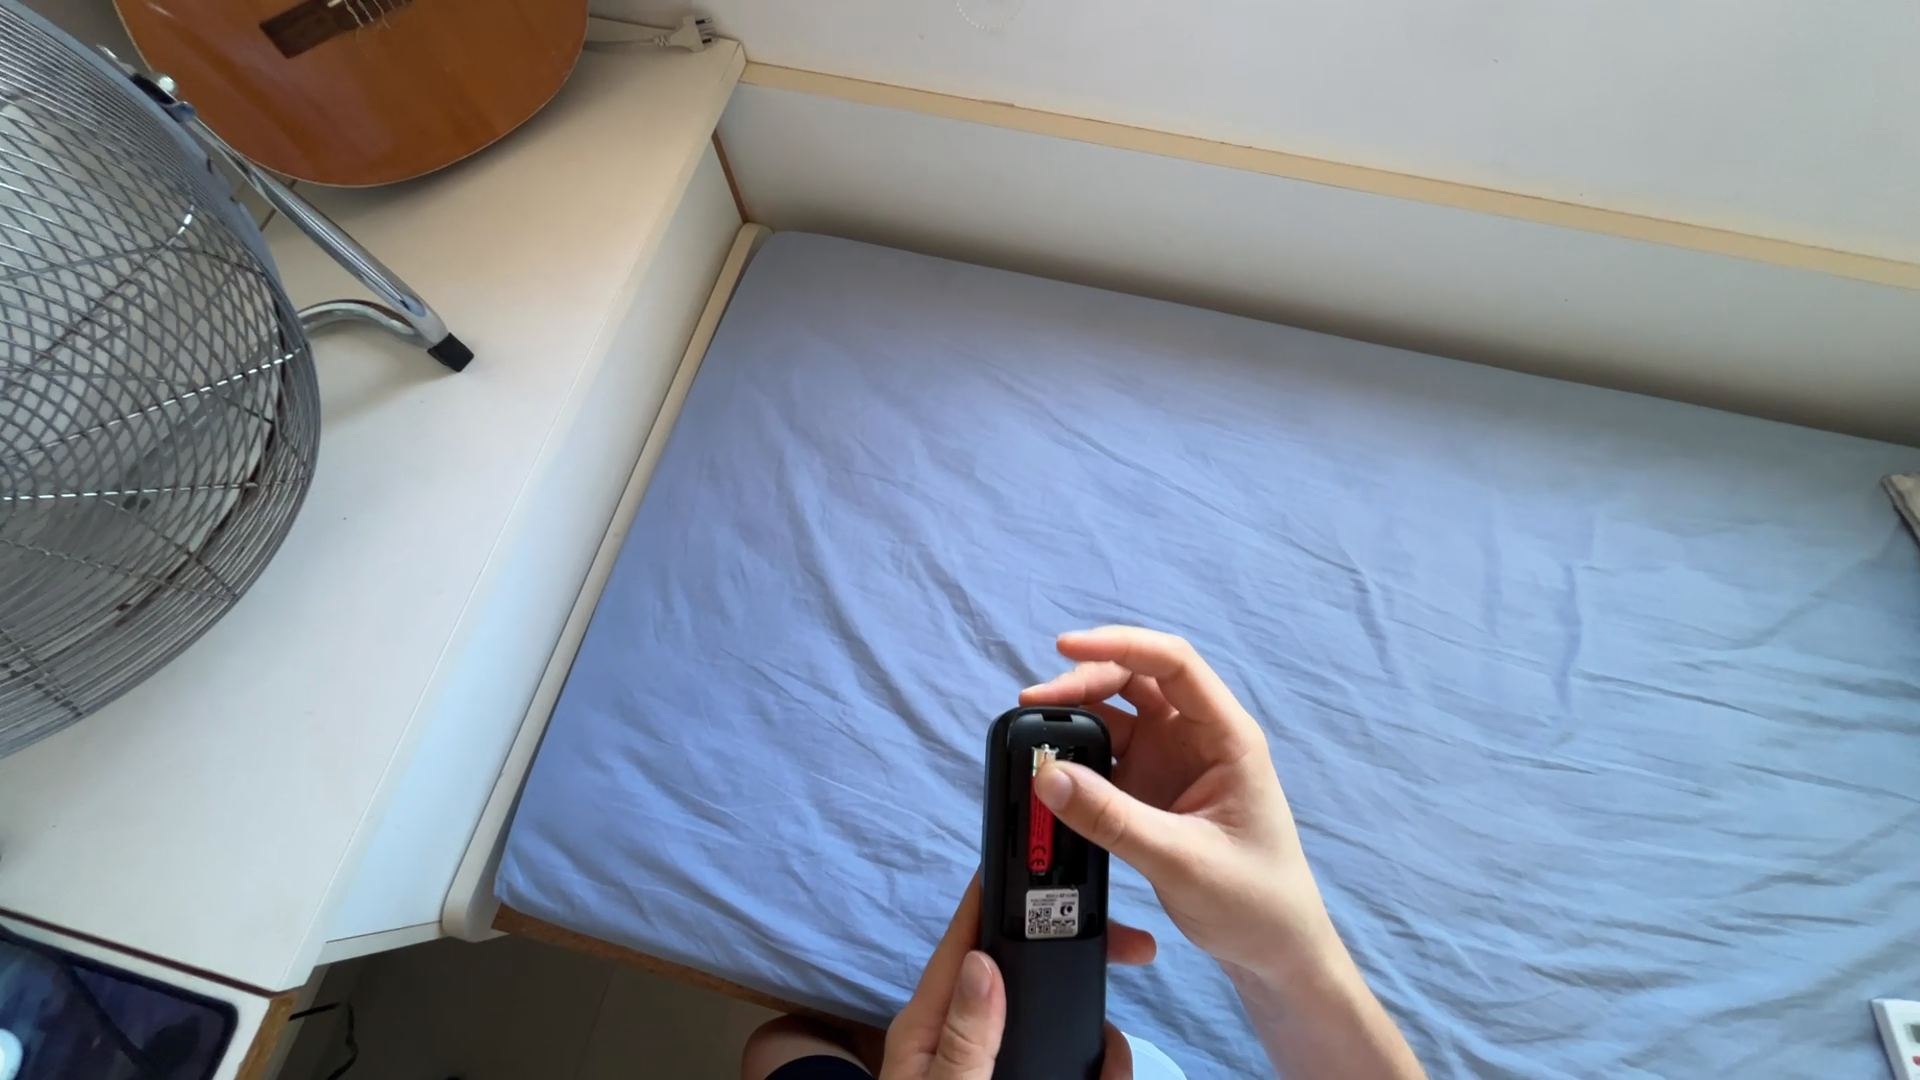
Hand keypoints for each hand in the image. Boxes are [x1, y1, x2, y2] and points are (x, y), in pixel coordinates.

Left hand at [883, 876, 1146, 1079]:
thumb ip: (962, 1040)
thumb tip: (983, 961)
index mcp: (931, 1020)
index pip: (966, 935)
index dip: (1001, 892)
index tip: (1049, 861)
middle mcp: (960, 1030)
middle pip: (1020, 966)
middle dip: (1072, 948)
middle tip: (1133, 944)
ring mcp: (991, 1058)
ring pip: (1048, 1012)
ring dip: (1091, 1014)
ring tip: (1124, 1028)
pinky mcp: (1020, 1077)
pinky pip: (1061, 1059)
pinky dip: (1094, 1061)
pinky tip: (1113, 1066)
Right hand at [1020, 626, 1342, 982]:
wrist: (1272, 952)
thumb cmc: (1254, 901)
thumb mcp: (1182, 861)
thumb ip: (1112, 819)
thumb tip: (1047, 775)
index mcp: (1224, 734)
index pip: (1173, 663)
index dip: (1121, 644)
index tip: (1066, 646)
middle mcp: (1193, 734)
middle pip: (1134, 678)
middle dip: (1084, 679)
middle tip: (1035, 700)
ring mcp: (1168, 757)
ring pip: (1114, 710)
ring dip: (1074, 712)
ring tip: (1034, 730)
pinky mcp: (1146, 783)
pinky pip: (1103, 749)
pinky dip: (1074, 749)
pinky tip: (1051, 762)